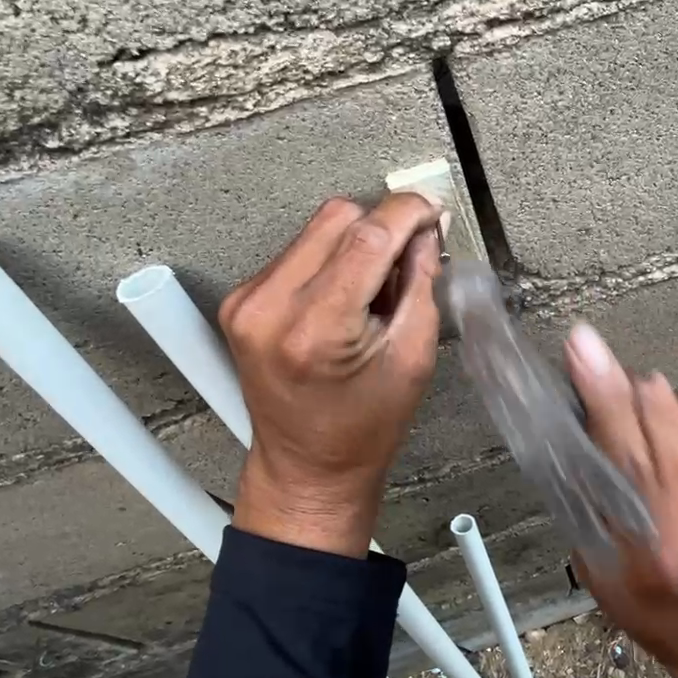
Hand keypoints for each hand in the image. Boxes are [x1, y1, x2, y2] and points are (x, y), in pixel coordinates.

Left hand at [219, 194, 442, 557]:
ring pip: (318, 227)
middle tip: (410, 263)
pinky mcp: (242, 300)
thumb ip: (421, 283)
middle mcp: (270, 306)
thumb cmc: (365, 426)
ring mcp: (248, 301)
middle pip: (339, 218)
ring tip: (375, 290)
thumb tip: (426, 230)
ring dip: (358, 242)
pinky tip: (348, 295)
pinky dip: (333, 258)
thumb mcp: (414, 357)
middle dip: (385, 228)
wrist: (308, 467)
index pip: (368, 235)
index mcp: (316, 328)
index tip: (435, 209)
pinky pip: (299, 249)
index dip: (409, 212)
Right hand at [563, 324, 677, 677]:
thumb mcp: (600, 570)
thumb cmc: (655, 606)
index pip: (623, 441)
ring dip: (648, 416)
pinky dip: (676, 432)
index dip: (600, 387)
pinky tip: (677, 470)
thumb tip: (573, 423)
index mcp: (656, 535)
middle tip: (605, 413)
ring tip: (648, 464)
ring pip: (673, 404)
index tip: (581, 345)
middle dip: (620, 393)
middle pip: (655, 402)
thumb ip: (587, 497)